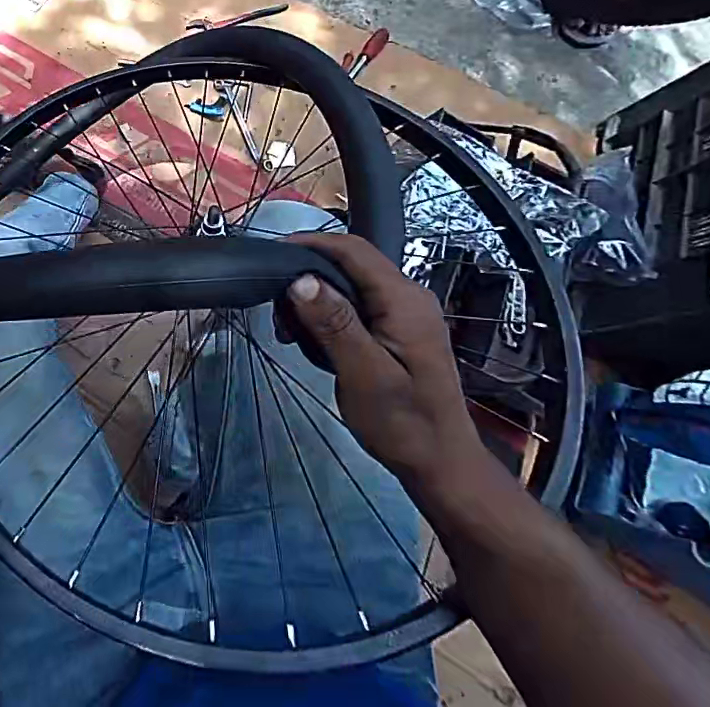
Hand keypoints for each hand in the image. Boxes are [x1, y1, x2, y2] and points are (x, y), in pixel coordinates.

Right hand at [283, 233, 512, 510]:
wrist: (439, 464)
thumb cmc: (403, 423)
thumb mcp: (364, 374)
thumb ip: (335, 324)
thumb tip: (300, 280)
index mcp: (405, 301)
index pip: (353, 249)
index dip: (308, 244)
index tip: (270, 257)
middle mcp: (408, 298)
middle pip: (348, 262)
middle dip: (305, 274)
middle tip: (274, 305)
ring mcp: (403, 313)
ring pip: (346, 282)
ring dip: (311, 296)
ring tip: (288, 328)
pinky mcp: (393, 328)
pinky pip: (351, 302)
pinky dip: (323, 311)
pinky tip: (309, 337)